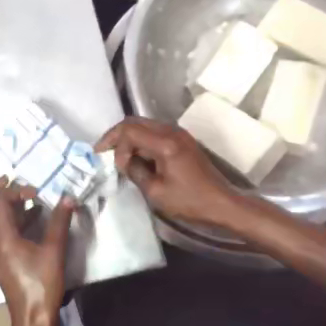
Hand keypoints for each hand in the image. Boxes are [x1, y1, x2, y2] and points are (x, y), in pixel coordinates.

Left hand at [0, 177, 73, 325]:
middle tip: (10, 181)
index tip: (36, 193)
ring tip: (25, 198)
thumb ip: (59, 222)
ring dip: (1, 205)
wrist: (32, 317)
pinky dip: (8, 220)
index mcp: (0, 238)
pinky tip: (31, 219)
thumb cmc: (42, 284)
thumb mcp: (54, 251)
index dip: (17, 190)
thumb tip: (68, 198)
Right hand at [96, 117, 241, 227]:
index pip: (130, 131)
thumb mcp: (156, 192)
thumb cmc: (190, 201)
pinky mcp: (183, 140)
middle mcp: (172, 131)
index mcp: (166, 142)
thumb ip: (136, 171)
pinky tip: (135, 156)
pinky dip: (141, 140)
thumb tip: (125, 162)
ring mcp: (179, 133)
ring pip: (145, 125)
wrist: (223, 204)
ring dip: (129, 137)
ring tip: (117, 155)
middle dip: (117, 135)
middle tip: (103, 151)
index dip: (116, 146)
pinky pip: (155, 132)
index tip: (115, 167)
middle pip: (135, 121)